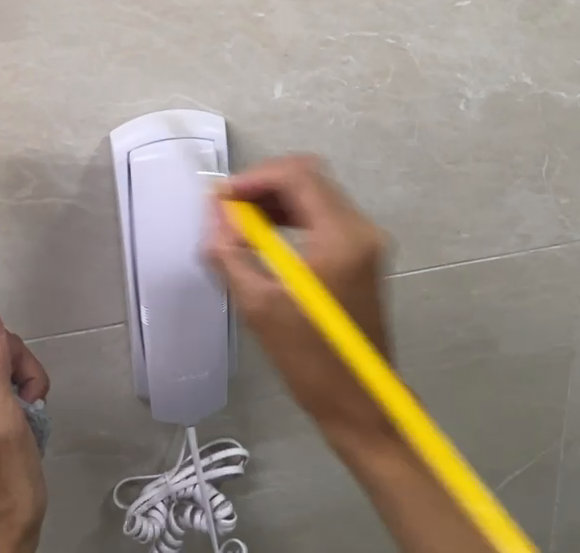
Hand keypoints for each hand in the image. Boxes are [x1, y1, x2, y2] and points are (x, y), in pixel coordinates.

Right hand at [206, 155, 393, 447]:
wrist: (361, 403)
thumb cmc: (311, 362)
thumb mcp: (260, 308)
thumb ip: (231, 254)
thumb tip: (213, 215)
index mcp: (342, 237)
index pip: (298, 176)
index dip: (255, 178)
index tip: (221, 198)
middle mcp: (361, 228)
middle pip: (309, 178)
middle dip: (264, 185)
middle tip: (227, 208)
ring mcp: (366, 240)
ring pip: (316, 193)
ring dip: (277, 199)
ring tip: (238, 221)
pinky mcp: (363, 253)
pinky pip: (324, 215)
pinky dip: (293, 214)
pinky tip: (264, 235)